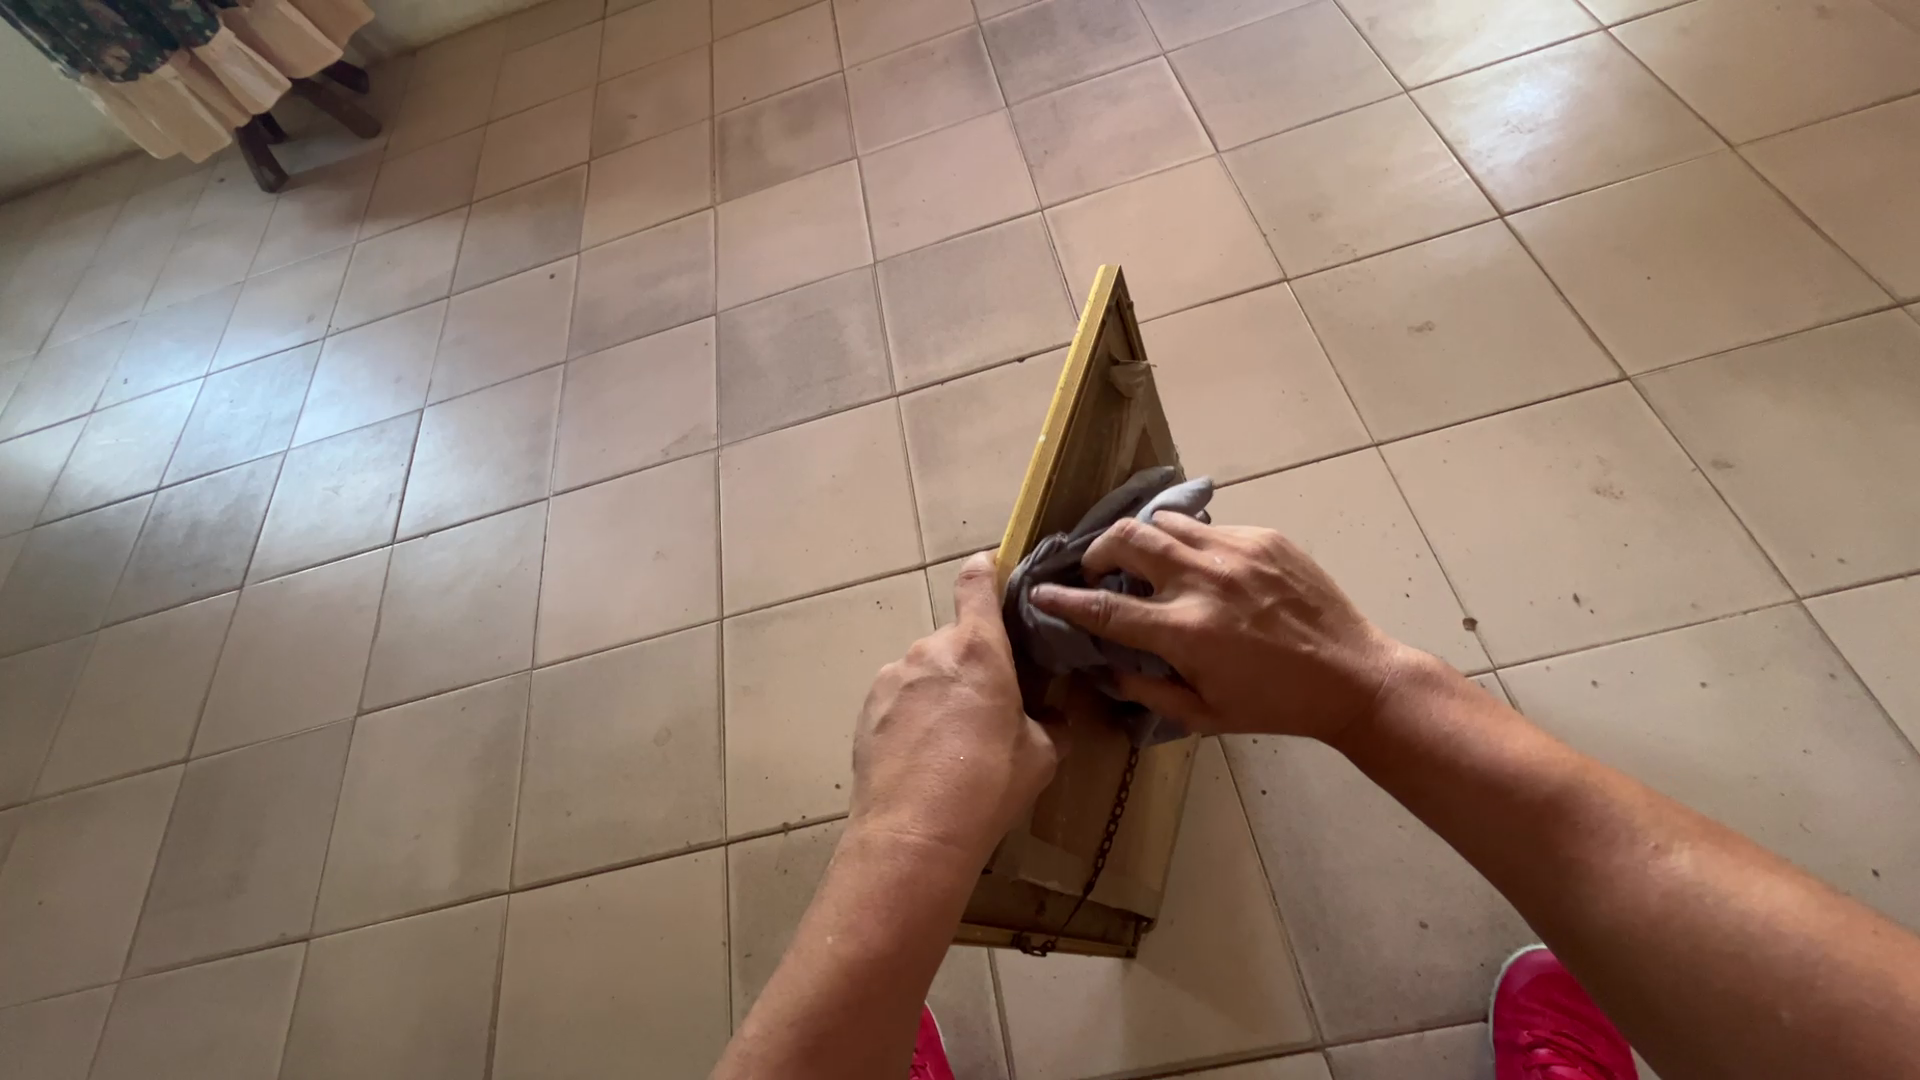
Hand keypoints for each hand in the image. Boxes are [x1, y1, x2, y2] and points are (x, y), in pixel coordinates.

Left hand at [849, 553, 1063, 865]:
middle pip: (955, 641)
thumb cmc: (987, 786)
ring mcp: (893, 677)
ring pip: (925, 670)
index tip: (988, 567)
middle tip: (985, 707)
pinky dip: (911, 712)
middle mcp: (930, 650)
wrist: (913, 833)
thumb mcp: (1041, 756)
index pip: (976, 584)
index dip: (984, 569)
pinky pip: (898, 696)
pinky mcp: (867, 706)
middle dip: (971, 664)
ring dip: (939, 690)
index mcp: (978, 649)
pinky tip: (920, 754)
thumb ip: (1051, 723)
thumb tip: (1053, 716)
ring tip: (949, 741)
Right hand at [1029, 514, 1413, 742]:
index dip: (1063, 599)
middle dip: (1097, 550)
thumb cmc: (1273, 705)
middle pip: (1125, 540)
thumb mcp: (1203, 714)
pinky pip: (1206, 527)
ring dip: (1141, 539)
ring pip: (1163, 522)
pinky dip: (1186, 540)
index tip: (1040, 592)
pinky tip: (1196, 563)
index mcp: (1184, 631)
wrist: (1354, 677)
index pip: (1104, 607)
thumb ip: (1145, 690)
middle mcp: (1203, 581)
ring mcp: (1235, 553)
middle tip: (1098, 568)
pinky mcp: (1264, 538)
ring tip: (1144, 558)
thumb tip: (1106, 666)